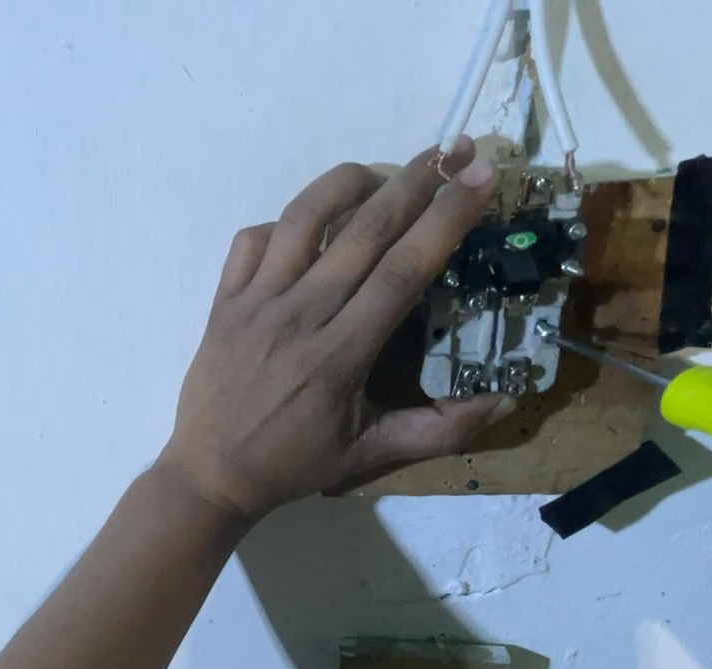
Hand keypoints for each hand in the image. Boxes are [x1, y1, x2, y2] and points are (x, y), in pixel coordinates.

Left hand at [156, 140, 511, 523]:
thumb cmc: (290, 465)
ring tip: (381, 174)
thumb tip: (502, 404)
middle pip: (363, 231)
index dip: (446, 217)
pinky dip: (281, 223)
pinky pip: (250, 243)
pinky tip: (305, 228)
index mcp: (340, 355)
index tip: (481, 175)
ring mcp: (254, 306)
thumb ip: (436, 432)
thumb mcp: (367, 455)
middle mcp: (298, 318)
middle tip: (451, 150)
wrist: (209, 475)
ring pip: (302, 220)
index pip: (402, 270)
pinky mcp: (222, 306)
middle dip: (415, 182)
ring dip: (346, 185)